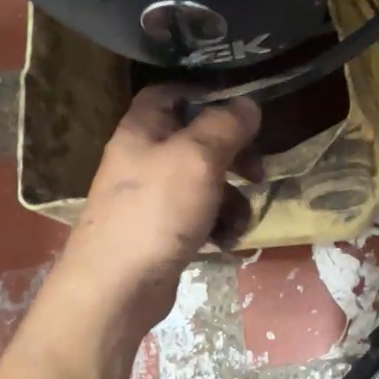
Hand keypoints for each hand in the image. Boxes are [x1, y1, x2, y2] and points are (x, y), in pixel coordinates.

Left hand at [45, 85, 260, 331]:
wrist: (119, 284)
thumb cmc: (156, 212)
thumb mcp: (197, 159)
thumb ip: (225, 128)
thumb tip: (249, 104)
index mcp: (143, 129)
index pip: (172, 94)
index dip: (207, 96)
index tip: (243, 112)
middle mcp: (144, 158)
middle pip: (197, 143)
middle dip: (233, 158)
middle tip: (258, 173)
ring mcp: (152, 198)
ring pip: (204, 185)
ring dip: (232, 201)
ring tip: (240, 222)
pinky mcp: (162, 232)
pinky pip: (199, 218)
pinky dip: (217, 227)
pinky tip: (225, 243)